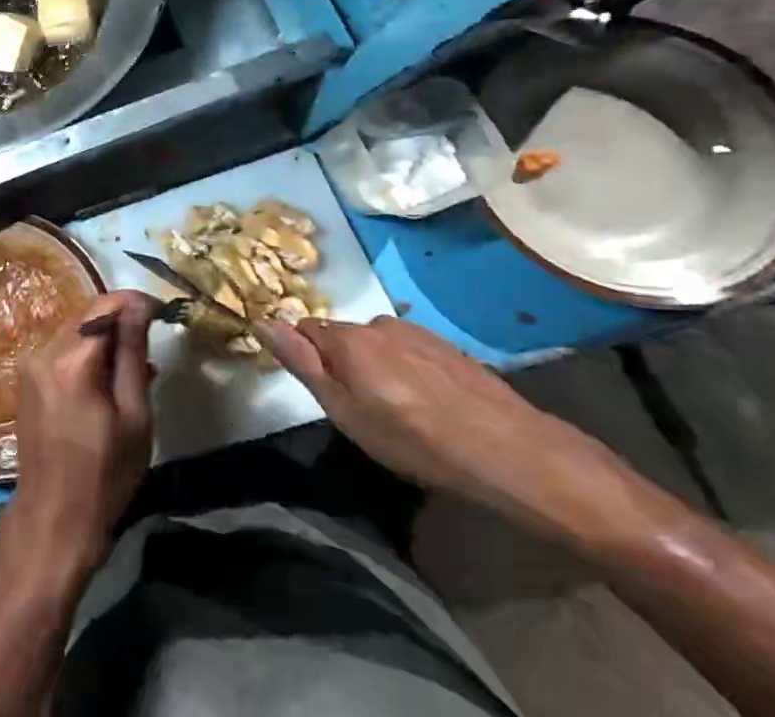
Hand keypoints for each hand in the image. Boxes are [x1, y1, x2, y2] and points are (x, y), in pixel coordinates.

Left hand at [1, 290, 159, 576]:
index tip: (164, 313)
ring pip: (73, 332)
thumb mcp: (134, 415)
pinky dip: (87, 354)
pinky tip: (109, 380)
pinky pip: (61, 351)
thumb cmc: (105, 473)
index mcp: (69, 361)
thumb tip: (139, 308)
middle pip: (85, 316)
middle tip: (153, 342)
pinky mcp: (26, 380)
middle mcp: (41, 353)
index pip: (103, 306)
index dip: (136, 302)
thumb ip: (133, 354)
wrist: (54, 516)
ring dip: (105, 339)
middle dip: (121, 320)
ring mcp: (28, 366)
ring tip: (137, 367)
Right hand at [256, 315, 616, 519]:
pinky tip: (425, 402)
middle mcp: (378, 324)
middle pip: (340, 335)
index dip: (306, 358)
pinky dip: (404, 369)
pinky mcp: (447, 346)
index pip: (304, 328)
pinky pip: (406, 349)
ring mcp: (417, 333)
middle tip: (359, 407)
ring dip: (374, 365)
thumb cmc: (415, 440)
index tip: (322, 391)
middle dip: (340, 362)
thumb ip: (302, 364)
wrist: (513, 453)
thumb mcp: (345, 412)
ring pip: (375, 343)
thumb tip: (262, 322)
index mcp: (348, 339)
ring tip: (396, 407)